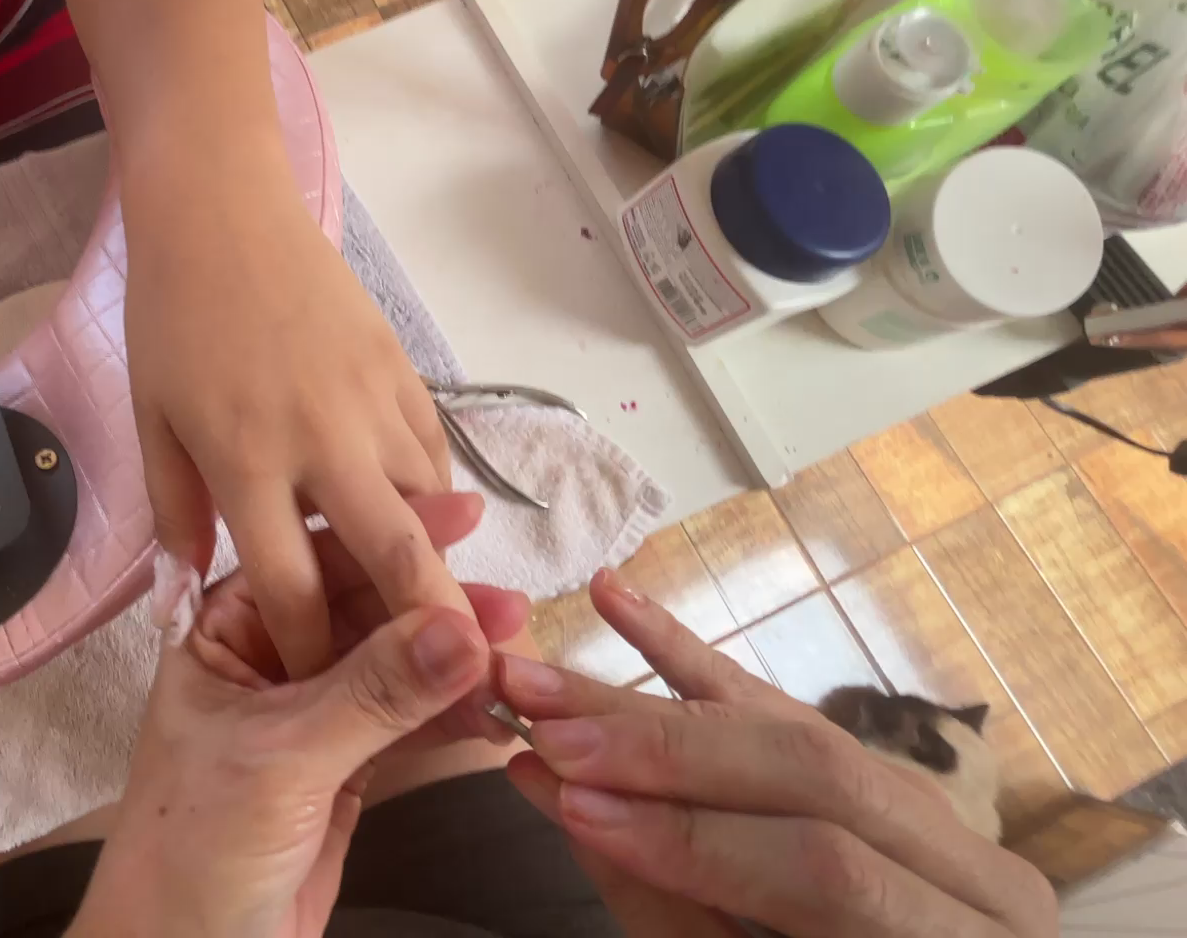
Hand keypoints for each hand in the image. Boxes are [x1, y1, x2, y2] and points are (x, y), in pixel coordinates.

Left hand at [69, 494, 524, 937]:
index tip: (464, 513)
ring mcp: (313, 707)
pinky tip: (491, 706)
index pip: (315, 563)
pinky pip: (405, 720)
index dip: (387, 537)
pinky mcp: (347, 759)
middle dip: (433, 604)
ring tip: (515, 651)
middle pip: (363, 609)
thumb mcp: (280, 757)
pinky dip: (448, 714)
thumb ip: (371, 694)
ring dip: (451, 660)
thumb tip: (461, 630)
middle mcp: (271, 653)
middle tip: (507, 603)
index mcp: (229, 626)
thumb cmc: (197, 842)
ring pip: (392, 665)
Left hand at [124, 151, 470, 678]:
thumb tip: (180, 602)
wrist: (221, 213)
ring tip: (417, 583)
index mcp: (246, 461)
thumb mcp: (152, 421)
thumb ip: (173, 515)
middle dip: (425, 629)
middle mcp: (323, 440)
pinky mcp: (403, 366)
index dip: (312, 653)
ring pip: (430, 503)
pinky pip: (435, 449)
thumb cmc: (172, 318)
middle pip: (395, 557)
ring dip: (428, 552)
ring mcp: (373, 400)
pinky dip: (432, 491)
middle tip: (447, 675)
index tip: (322, 684)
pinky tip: (415, 504)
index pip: (292, 590)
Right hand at [496, 572, 1056, 937]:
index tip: (571, 801)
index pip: (818, 864)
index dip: (686, 831)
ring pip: (768, 719)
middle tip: (542, 726)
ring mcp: (912, 795)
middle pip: (800, 767)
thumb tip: (554, 793)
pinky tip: (611, 595)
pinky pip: (761, 691)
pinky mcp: (848, 752)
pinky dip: (675, 645)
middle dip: (652, 746)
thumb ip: (659, 906)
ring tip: (538, 676)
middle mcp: (963, 859)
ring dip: (635, 694)